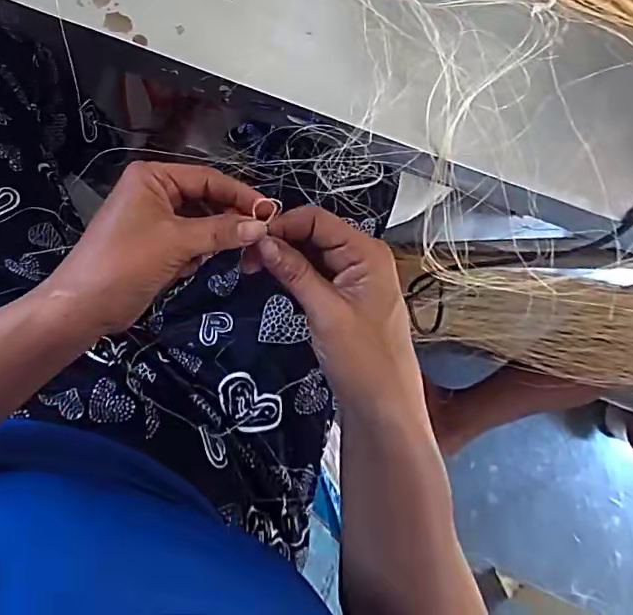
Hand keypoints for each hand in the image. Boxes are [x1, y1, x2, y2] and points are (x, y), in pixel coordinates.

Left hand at [47, 161, 270, 334]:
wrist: (81, 308)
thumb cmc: (125, 264)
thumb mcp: (177, 243)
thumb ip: (221, 231)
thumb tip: (261, 226)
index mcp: (153, 176)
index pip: (208, 178)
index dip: (240, 195)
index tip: (270, 212)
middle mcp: (153, 190)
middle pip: (205, 199)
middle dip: (225, 220)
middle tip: (255, 237)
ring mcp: (152, 217)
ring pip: (199, 222)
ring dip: (209, 240)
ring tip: (216, 256)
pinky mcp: (152, 242)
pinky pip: (187, 240)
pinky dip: (193, 253)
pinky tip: (187, 268)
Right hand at [252, 207, 423, 418]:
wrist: (386, 413)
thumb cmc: (364, 362)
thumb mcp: (325, 313)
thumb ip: (294, 272)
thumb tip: (263, 241)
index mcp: (367, 252)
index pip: (318, 219)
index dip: (283, 224)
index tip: (250, 239)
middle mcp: (364, 256)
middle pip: (315, 232)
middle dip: (281, 239)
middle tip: (246, 256)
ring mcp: (357, 275)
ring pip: (314, 251)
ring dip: (285, 256)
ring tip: (253, 267)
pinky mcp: (347, 294)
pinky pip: (317, 270)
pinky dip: (295, 272)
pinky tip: (274, 278)